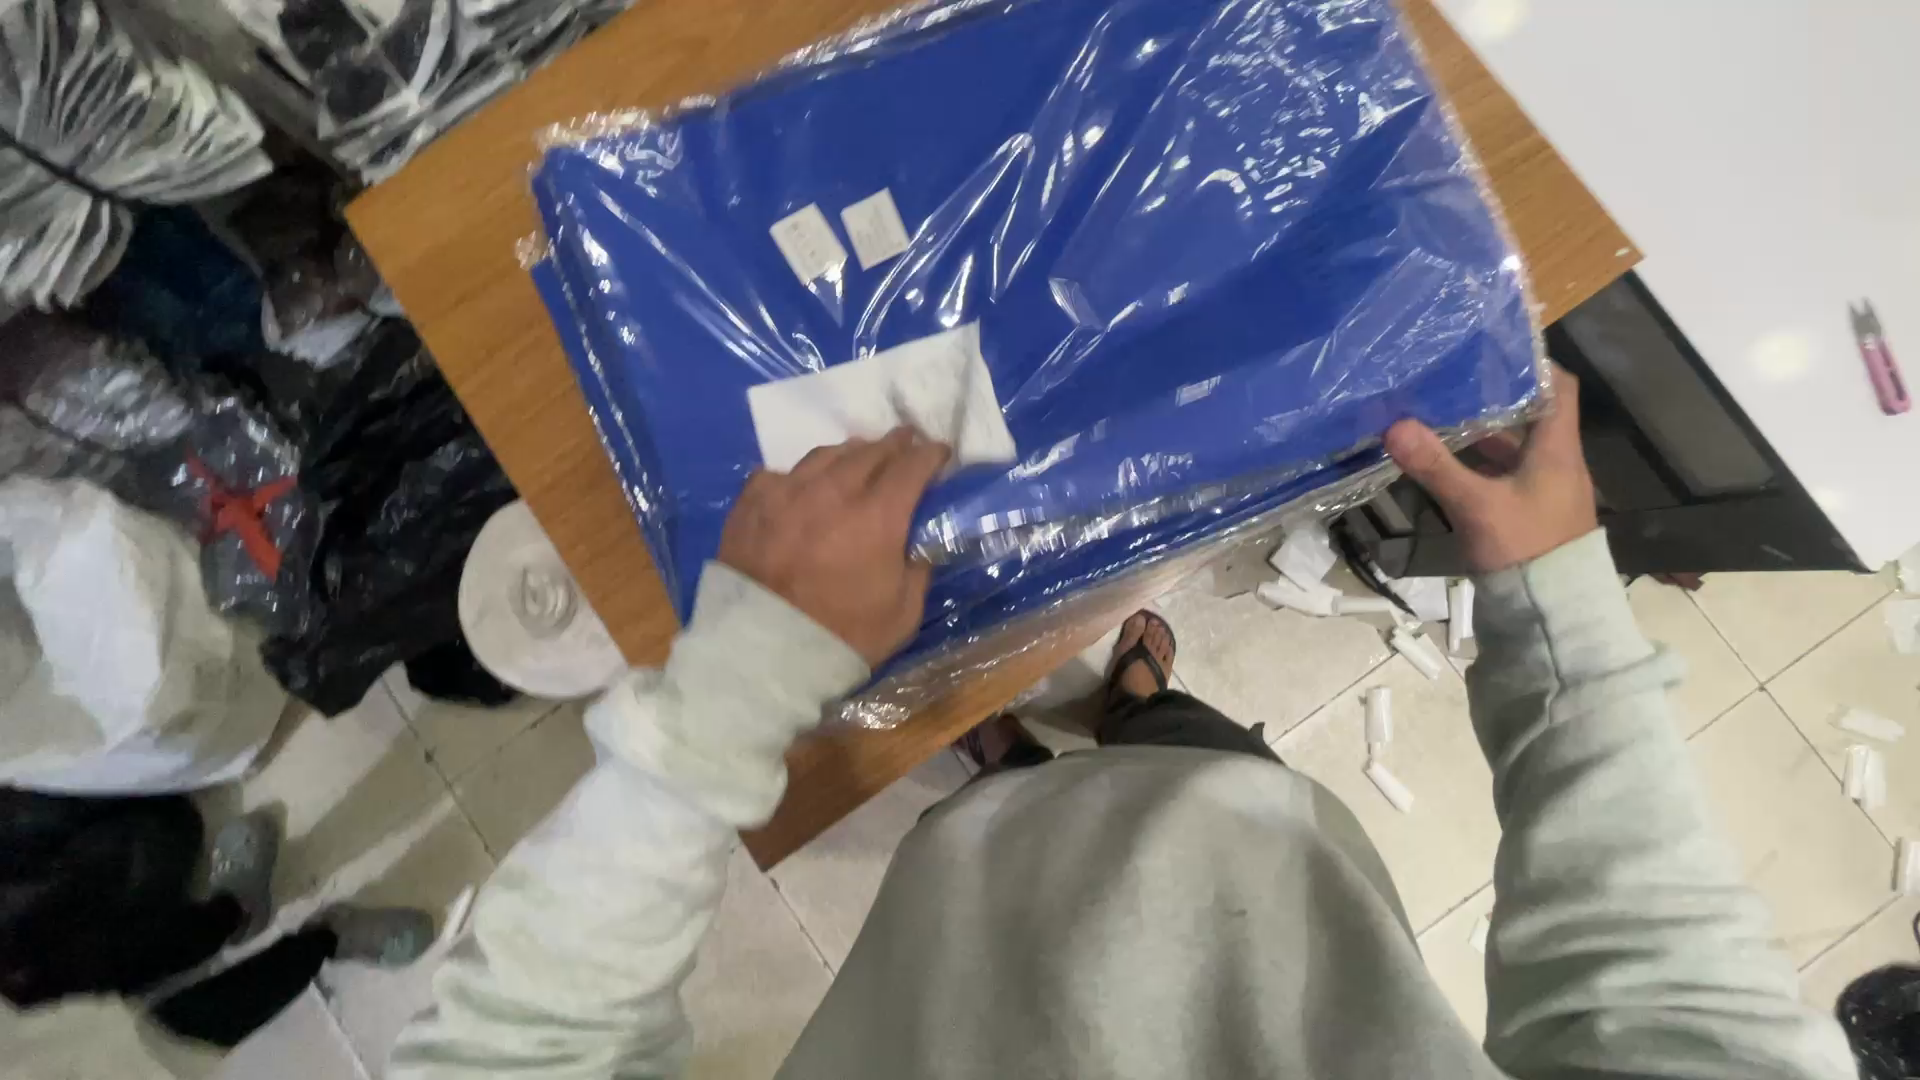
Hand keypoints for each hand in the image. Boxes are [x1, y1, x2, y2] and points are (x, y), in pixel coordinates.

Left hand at [718, 428, 951, 666]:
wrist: (763, 654)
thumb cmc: (842, 637)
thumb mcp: (903, 612)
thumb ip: (917, 569)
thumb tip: (917, 545)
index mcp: (876, 516)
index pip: (912, 467)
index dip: (931, 455)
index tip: (940, 453)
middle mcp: (832, 492)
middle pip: (870, 451)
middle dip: (894, 445)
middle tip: (905, 443)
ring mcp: (787, 493)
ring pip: (825, 455)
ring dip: (850, 452)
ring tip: (859, 455)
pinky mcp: (751, 504)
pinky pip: (780, 473)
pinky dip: (800, 475)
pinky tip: (803, 484)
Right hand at [1383, 363, 1597, 573]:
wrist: (1549, 608)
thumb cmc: (1524, 547)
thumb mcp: (1475, 505)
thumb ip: (1436, 465)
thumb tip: (1394, 426)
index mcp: (1555, 450)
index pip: (1556, 390)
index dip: (1532, 365)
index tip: (1492, 350)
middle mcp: (1551, 462)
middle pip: (1525, 416)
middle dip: (1487, 398)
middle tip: (1445, 380)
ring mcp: (1537, 488)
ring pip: (1507, 447)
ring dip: (1475, 432)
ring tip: (1432, 414)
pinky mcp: (1520, 510)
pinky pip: (1496, 473)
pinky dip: (1470, 462)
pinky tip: (1439, 460)